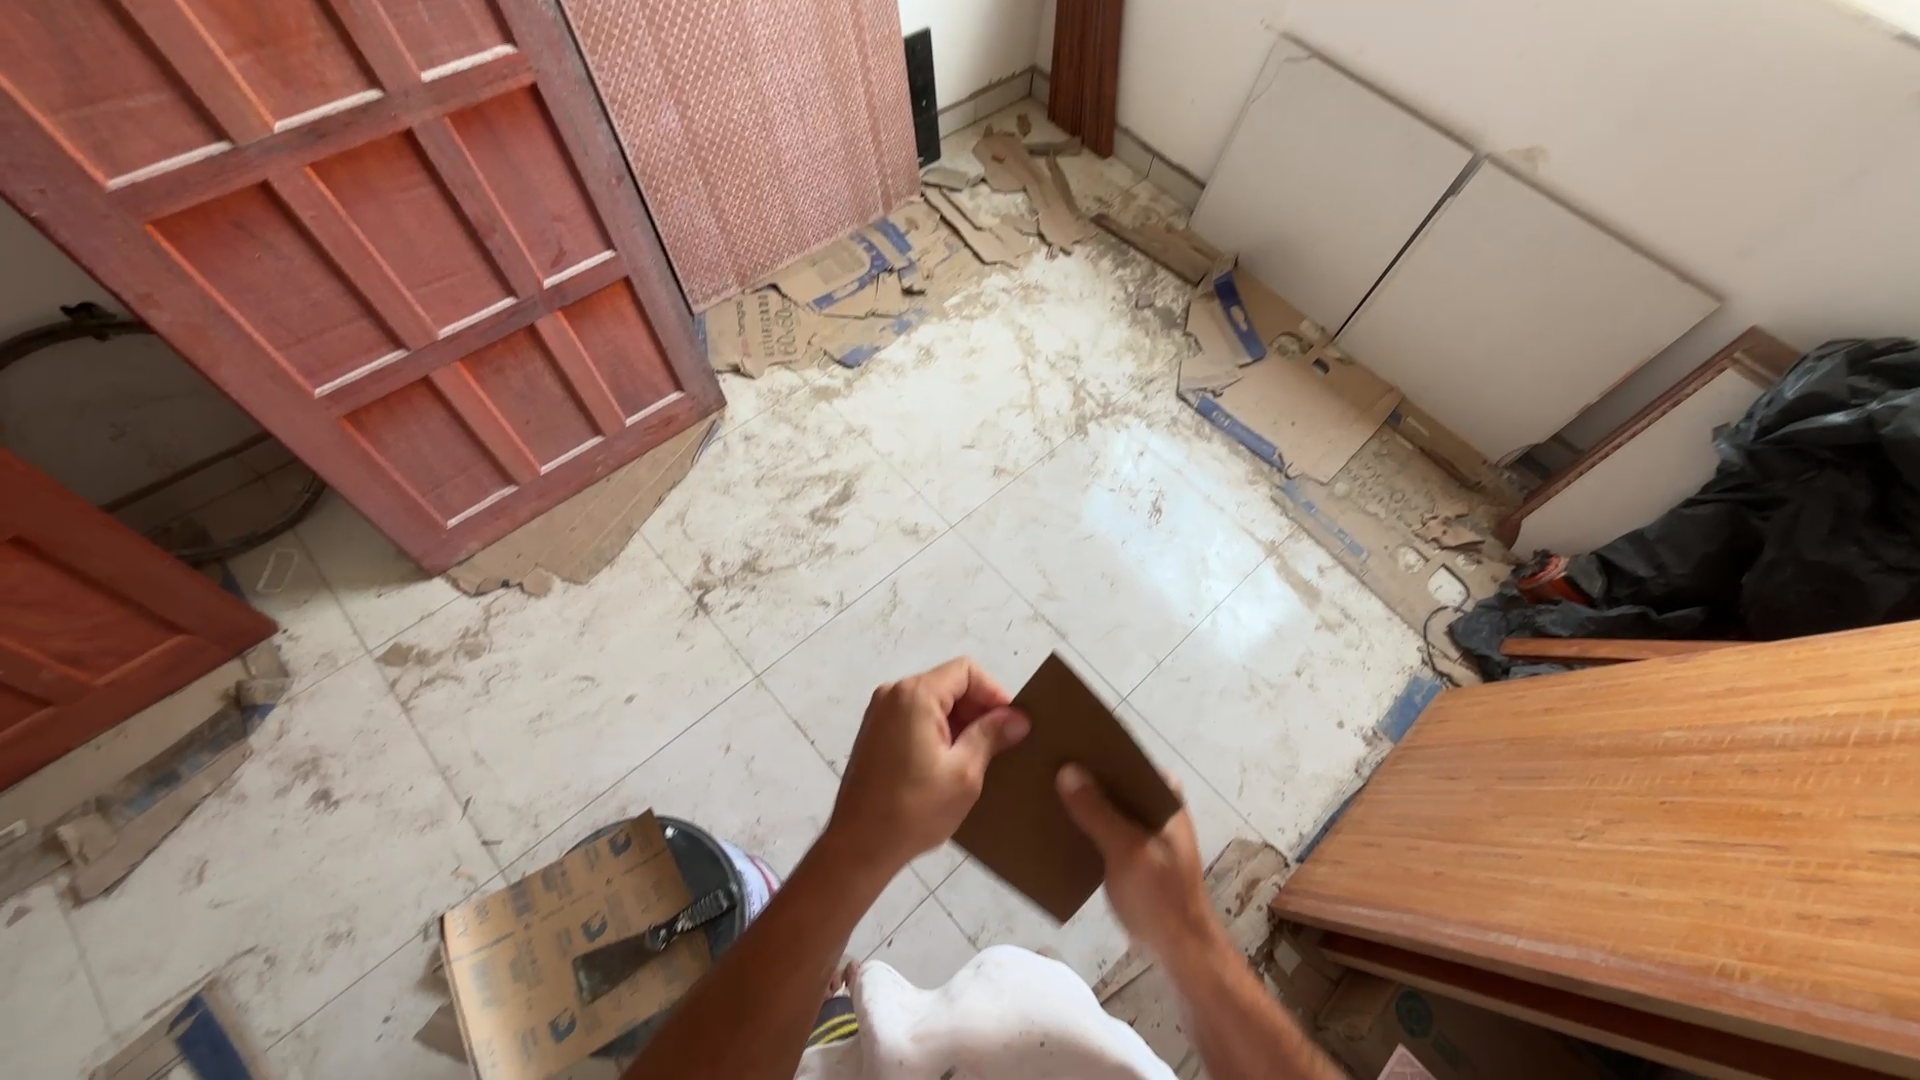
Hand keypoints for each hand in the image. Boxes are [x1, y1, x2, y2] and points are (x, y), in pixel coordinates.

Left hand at [826, 658, 1030, 873]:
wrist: (859, 846)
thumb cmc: (915, 809)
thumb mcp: (964, 773)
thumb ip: (991, 735)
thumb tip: (1018, 717)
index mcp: (914, 695)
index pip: (966, 671)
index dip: (994, 693)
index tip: (1012, 725)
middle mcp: (893, 693)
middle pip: (949, 684)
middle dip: (978, 710)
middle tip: (999, 746)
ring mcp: (880, 713)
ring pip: (934, 702)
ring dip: (960, 723)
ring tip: (978, 758)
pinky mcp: (875, 732)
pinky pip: (916, 717)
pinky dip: (939, 731)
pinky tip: (950, 764)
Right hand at [1057, 764, 1219, 961]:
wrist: (1179, 952)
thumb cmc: (1160, 897)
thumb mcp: (1127, 850)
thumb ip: (1098, 812)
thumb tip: (1066, 770)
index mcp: (1164, 797)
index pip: (1129, 758)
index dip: (1098, 747)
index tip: (1062, 738)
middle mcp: (1155, 806)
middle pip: (1114, 779)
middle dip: (1083, 774)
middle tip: (1043, 762)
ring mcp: (1143, 830)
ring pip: (1106, 804)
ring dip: (1081, 800)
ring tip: (1042, 787)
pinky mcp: (1131, 852)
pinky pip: (1103, 827)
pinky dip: (1083, 824)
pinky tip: (1055, 824)